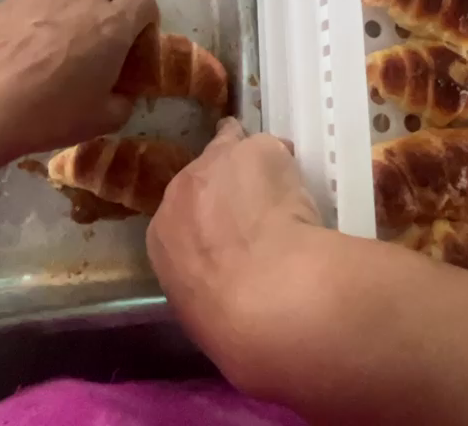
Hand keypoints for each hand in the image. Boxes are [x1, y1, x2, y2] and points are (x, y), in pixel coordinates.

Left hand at [0, 0, 157, 163]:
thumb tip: (122, 93)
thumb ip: (123, 101)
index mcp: (114, 24)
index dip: (146, 16)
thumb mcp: (103, 120)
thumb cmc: (51, 114)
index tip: (137, 38)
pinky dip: (52, 1)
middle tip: (113, 14)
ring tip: (80, 12)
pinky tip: (38, 32)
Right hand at [147, 119, 323, 378]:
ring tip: (285, 193)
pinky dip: (289, 168)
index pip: (183, 210)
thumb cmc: (227, 320)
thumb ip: (203, 277)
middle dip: (229, 182)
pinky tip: (304, 193)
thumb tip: (222, 285)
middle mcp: (184, 187)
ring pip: (241, 148)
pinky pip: (276, 151)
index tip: (229, 227)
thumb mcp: (198, 306)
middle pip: (207, 169)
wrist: (262, 295)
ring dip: (259, 166)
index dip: (208, 214)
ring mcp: (220, 161)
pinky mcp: (260, 150)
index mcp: (163, 233)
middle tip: (257, 205)